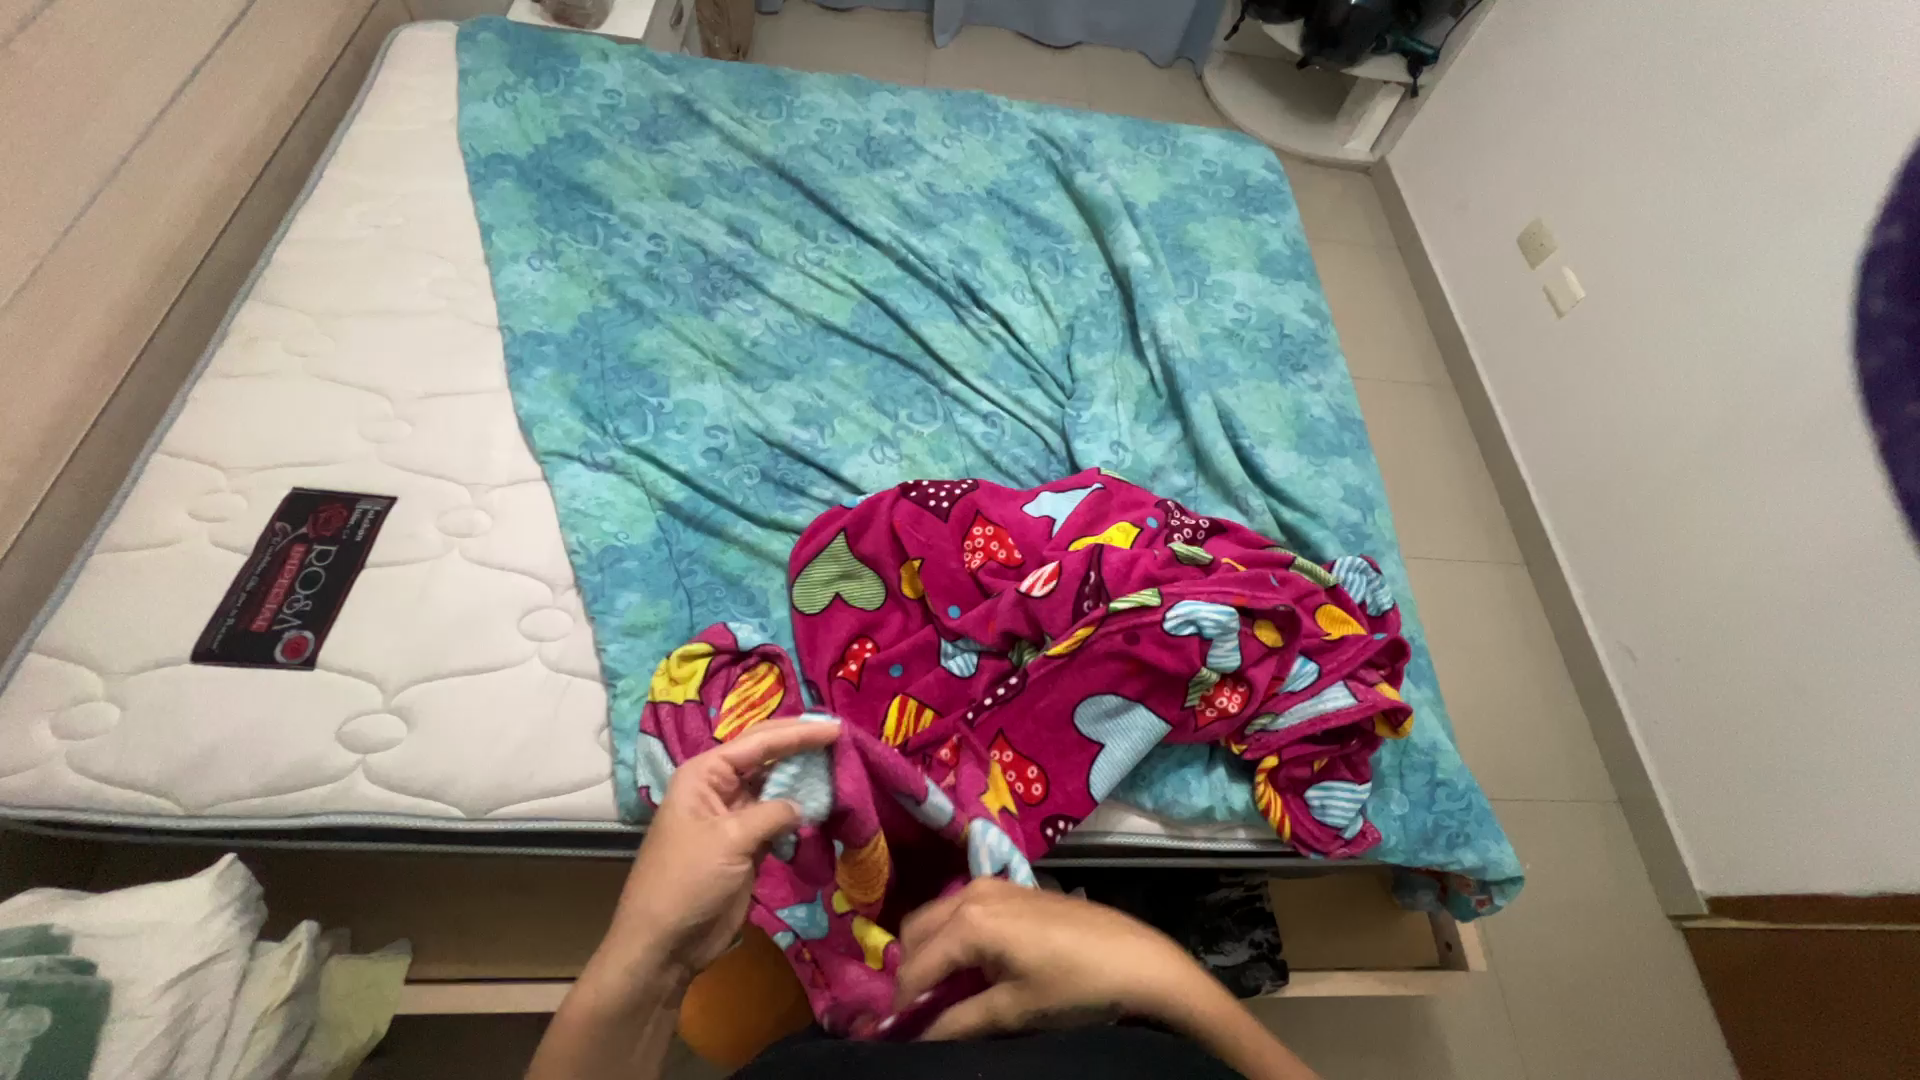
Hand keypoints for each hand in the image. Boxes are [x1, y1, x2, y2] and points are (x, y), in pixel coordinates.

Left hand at [605, 719, 841, 979]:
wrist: (664, 944)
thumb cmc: (687, 882)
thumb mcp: (730, 840)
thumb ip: (772, 813)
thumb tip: (803, 803)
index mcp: (705, 774)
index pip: (759, 742)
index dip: (799, 733)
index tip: (835, 728)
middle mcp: (719, 785)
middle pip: (767, 754)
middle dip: (801, 744)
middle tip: (839, 736)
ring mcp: (734, 814)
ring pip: (775, 782)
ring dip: (803, 774)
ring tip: (839, 762)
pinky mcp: (747, 841)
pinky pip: (779, 813)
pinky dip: (800, 807)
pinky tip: (824, 800)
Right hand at [893, 877, 1221, 1039]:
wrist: (1135, 956)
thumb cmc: (1074, 986)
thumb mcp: (1014, 1010)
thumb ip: (959, 1022)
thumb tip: (917, 1038)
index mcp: (969, 921)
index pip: (916, 966)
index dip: (902, 1005)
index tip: (899, 1036)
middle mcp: (972, 893)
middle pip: (917, 932)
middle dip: (912, 972)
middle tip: (921, 1013)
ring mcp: (991, 885)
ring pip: (937, 917)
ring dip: (931, 952)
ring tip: (945, 994)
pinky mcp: (1009, 887)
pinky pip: (961, 909)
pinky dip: (953, 937)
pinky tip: (971, 967)